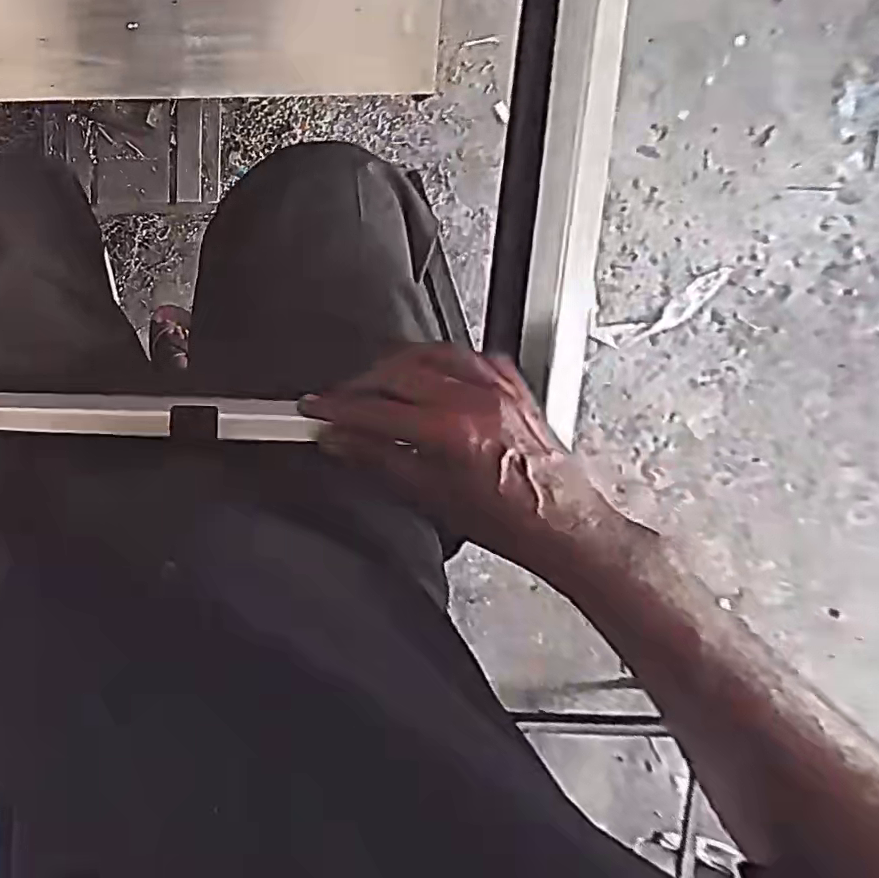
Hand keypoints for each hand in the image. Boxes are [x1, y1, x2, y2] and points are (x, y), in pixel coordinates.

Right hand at [298, 345, 635, 582]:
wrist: (564, 526)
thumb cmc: (508, 521)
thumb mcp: (428, 495)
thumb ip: (376, 459)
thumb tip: (341, 440)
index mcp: (452, 431)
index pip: (375, 409)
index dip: (336, 408)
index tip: (314, 408)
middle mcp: (474, 400)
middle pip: (397, 372)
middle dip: (358, 384)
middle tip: (339, 399)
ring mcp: (495, 387)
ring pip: (429, 352)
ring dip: (394, 364)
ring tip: (376, 383)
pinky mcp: (510, 384)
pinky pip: (465, 354)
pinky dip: (436, 359)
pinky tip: (425, 371)